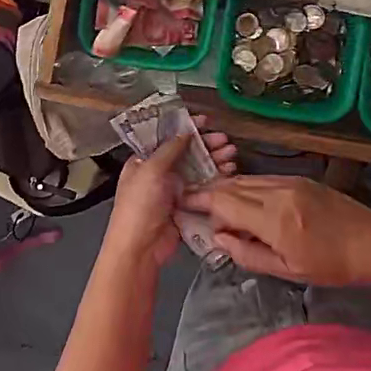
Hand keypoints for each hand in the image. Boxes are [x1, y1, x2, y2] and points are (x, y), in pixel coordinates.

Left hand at [105, 117, 238, 263]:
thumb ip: (169, 149)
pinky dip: (216, 180)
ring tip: (232, 155)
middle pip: (186, 153)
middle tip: (225, 140)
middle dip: (206, 145)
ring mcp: (173, 190)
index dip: (184, 128)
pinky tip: (230, 173)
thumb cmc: (139, 206)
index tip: (204, 122)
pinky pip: (203, 189)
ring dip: (214, 160)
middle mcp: (158, 173)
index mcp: (144, 161)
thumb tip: (184, 131)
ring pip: (197, 170)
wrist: (140, 249)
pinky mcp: (186, 207)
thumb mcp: (150, 171)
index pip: (166, 138)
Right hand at [179, 176, 370, 286]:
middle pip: (231, 186)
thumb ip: (248, 255)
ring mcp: (290, 182)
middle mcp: (279, 192)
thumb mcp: (288, 271)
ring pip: (245, 179)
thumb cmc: (333, 265)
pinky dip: (244, 187)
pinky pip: (262, 179)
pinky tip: (239, 199)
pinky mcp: (299, 179)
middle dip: (207, 194)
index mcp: (275, 219)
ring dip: (224, 188)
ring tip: (209, 201)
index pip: (225, 203)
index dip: (202, 205)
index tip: (183, 207)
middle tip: (189, 202)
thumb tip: (219, 238)